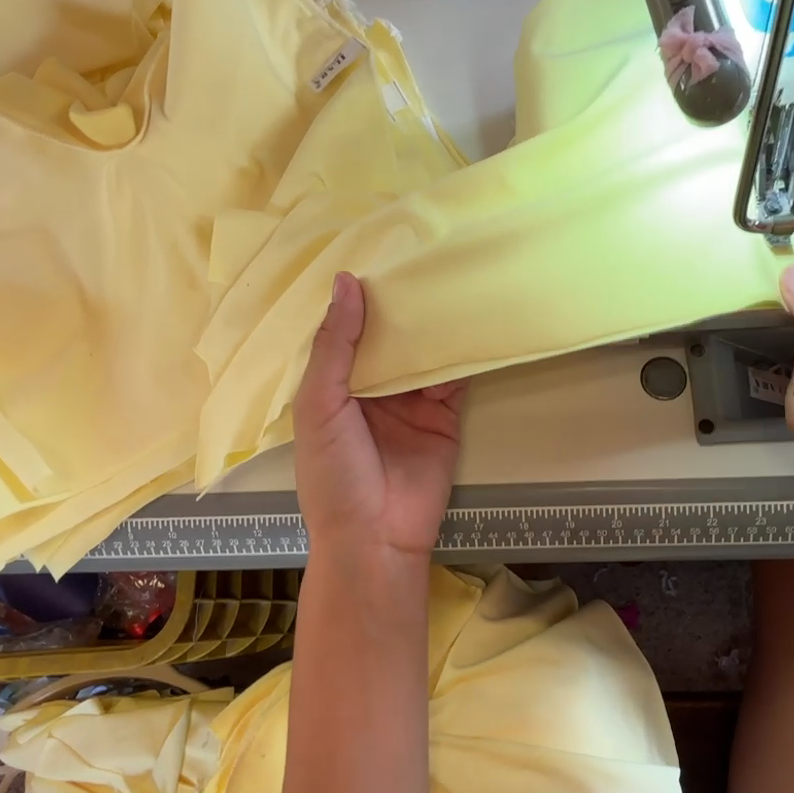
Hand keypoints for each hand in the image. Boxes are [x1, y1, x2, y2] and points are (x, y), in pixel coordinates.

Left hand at [294, 272, 467, 558]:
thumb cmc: (333, 473)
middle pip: (390, 338)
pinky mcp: (446, 415)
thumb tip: (347, 282)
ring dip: (434, 325)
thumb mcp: (320, 404)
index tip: (378, 254)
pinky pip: (455, 378)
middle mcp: (373, 388)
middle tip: (422, 256)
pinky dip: (463, 354)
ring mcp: (411, 401)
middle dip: (403, 306)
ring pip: (424, 352)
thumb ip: (335, 345)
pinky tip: (473, 322)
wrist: (376, 537)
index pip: (348, 332)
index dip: (360, 299)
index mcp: (334, 385)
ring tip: (450, 279)